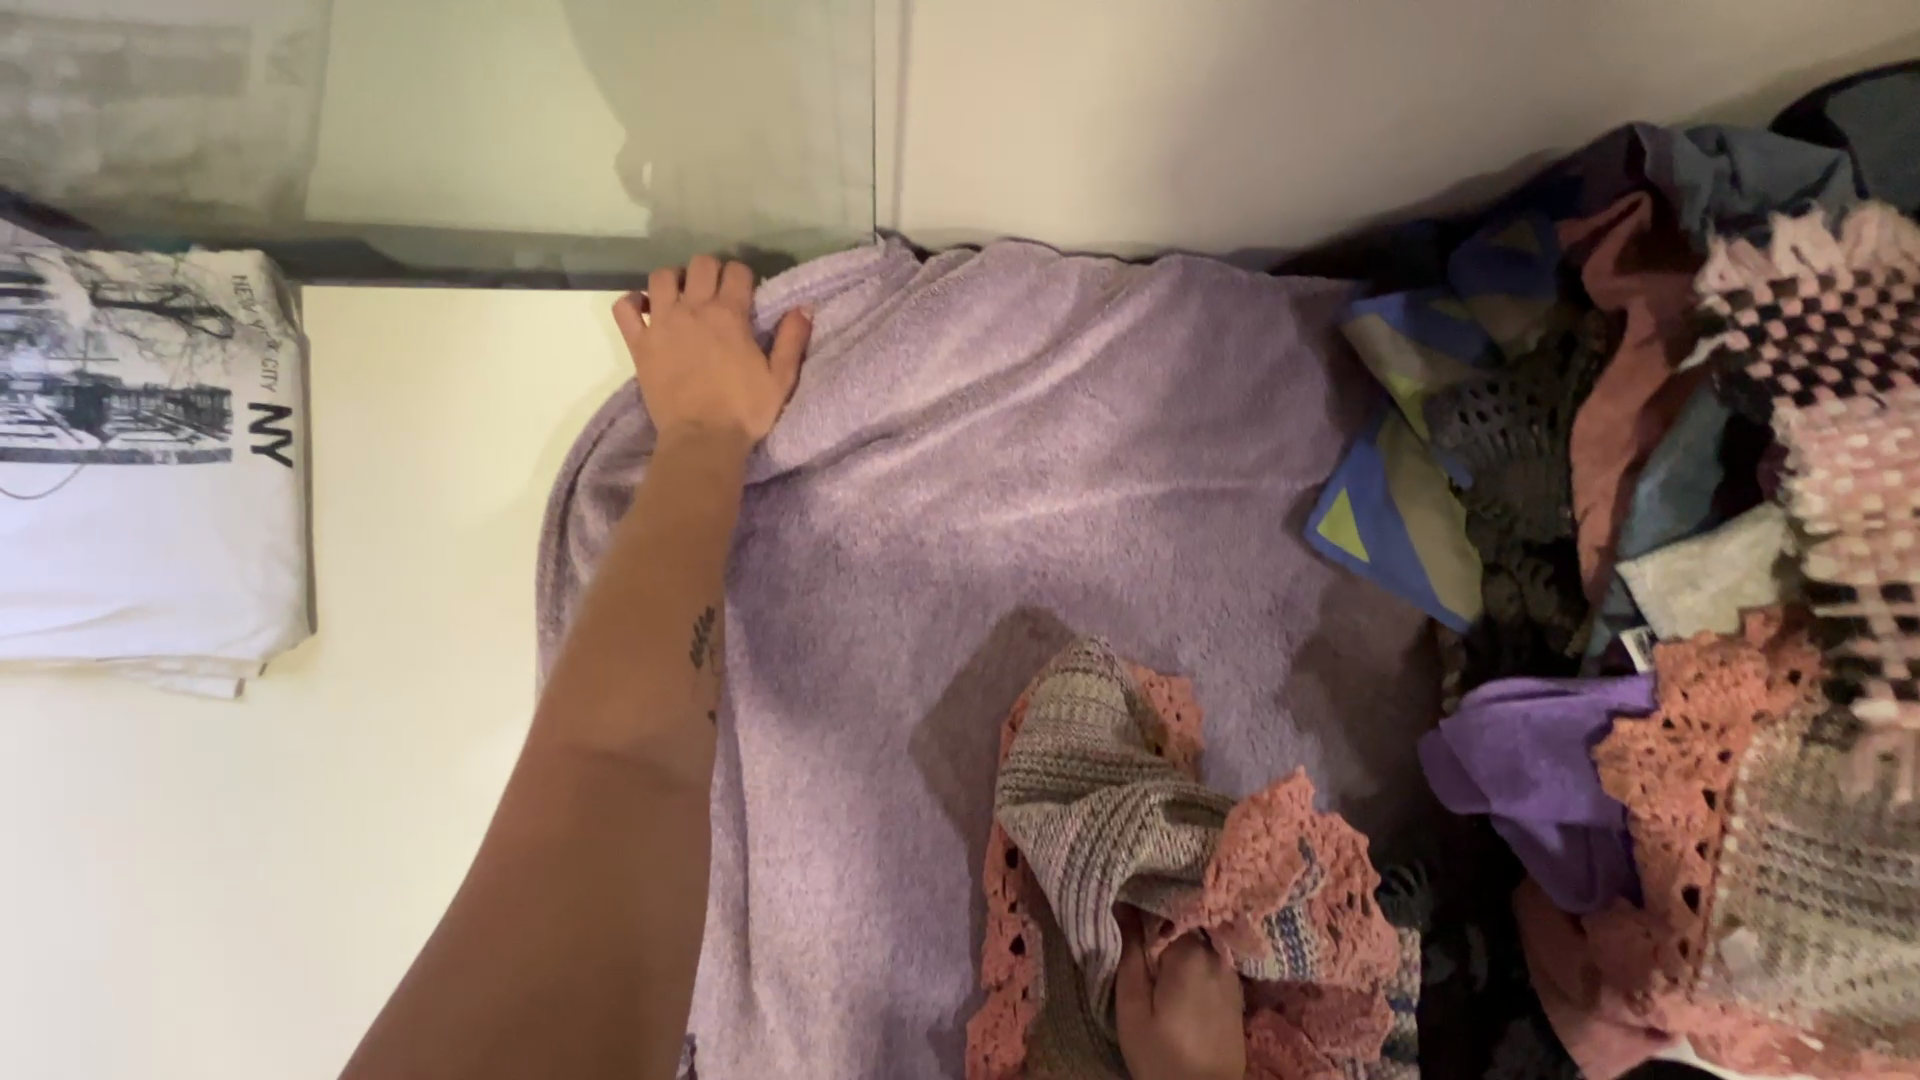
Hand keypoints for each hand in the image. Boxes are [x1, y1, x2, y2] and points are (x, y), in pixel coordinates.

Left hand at [612, 254, 811, 451]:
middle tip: (717, 293)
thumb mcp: (780, 379)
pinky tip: (645, 310)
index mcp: (730, 315)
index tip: (747, 293)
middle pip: (699, 265)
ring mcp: (661, 324)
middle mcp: (693, 309)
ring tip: (682, 297)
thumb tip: (803, 308)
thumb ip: (792, 340)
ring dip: (674, 280)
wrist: (702, 439)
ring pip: (661, 277)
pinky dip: (633, 302)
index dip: (744, 276)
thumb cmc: (745, 411)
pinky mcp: (639, 343)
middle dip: (712, 271)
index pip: (737, 271)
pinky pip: (624, 307)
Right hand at [1115, 910, 1245, 1079]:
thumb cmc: (1160, 1056)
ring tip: (1155, 956)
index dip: (1140, 910)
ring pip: (1196, 941)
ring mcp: (1230, 973)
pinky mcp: (1236, 991)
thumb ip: (1129, 952)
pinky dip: (1193, 959)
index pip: (1161, 911)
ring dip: (1177, 942)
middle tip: (1136, 939)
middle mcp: (1216, 955)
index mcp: (1189, 953)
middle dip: (1159, 926)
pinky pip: (1209, 960)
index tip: (1124, 915)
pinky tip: (1179, 974)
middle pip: (1181, 925)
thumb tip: (1122, 906)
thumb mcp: (1132, 1006)